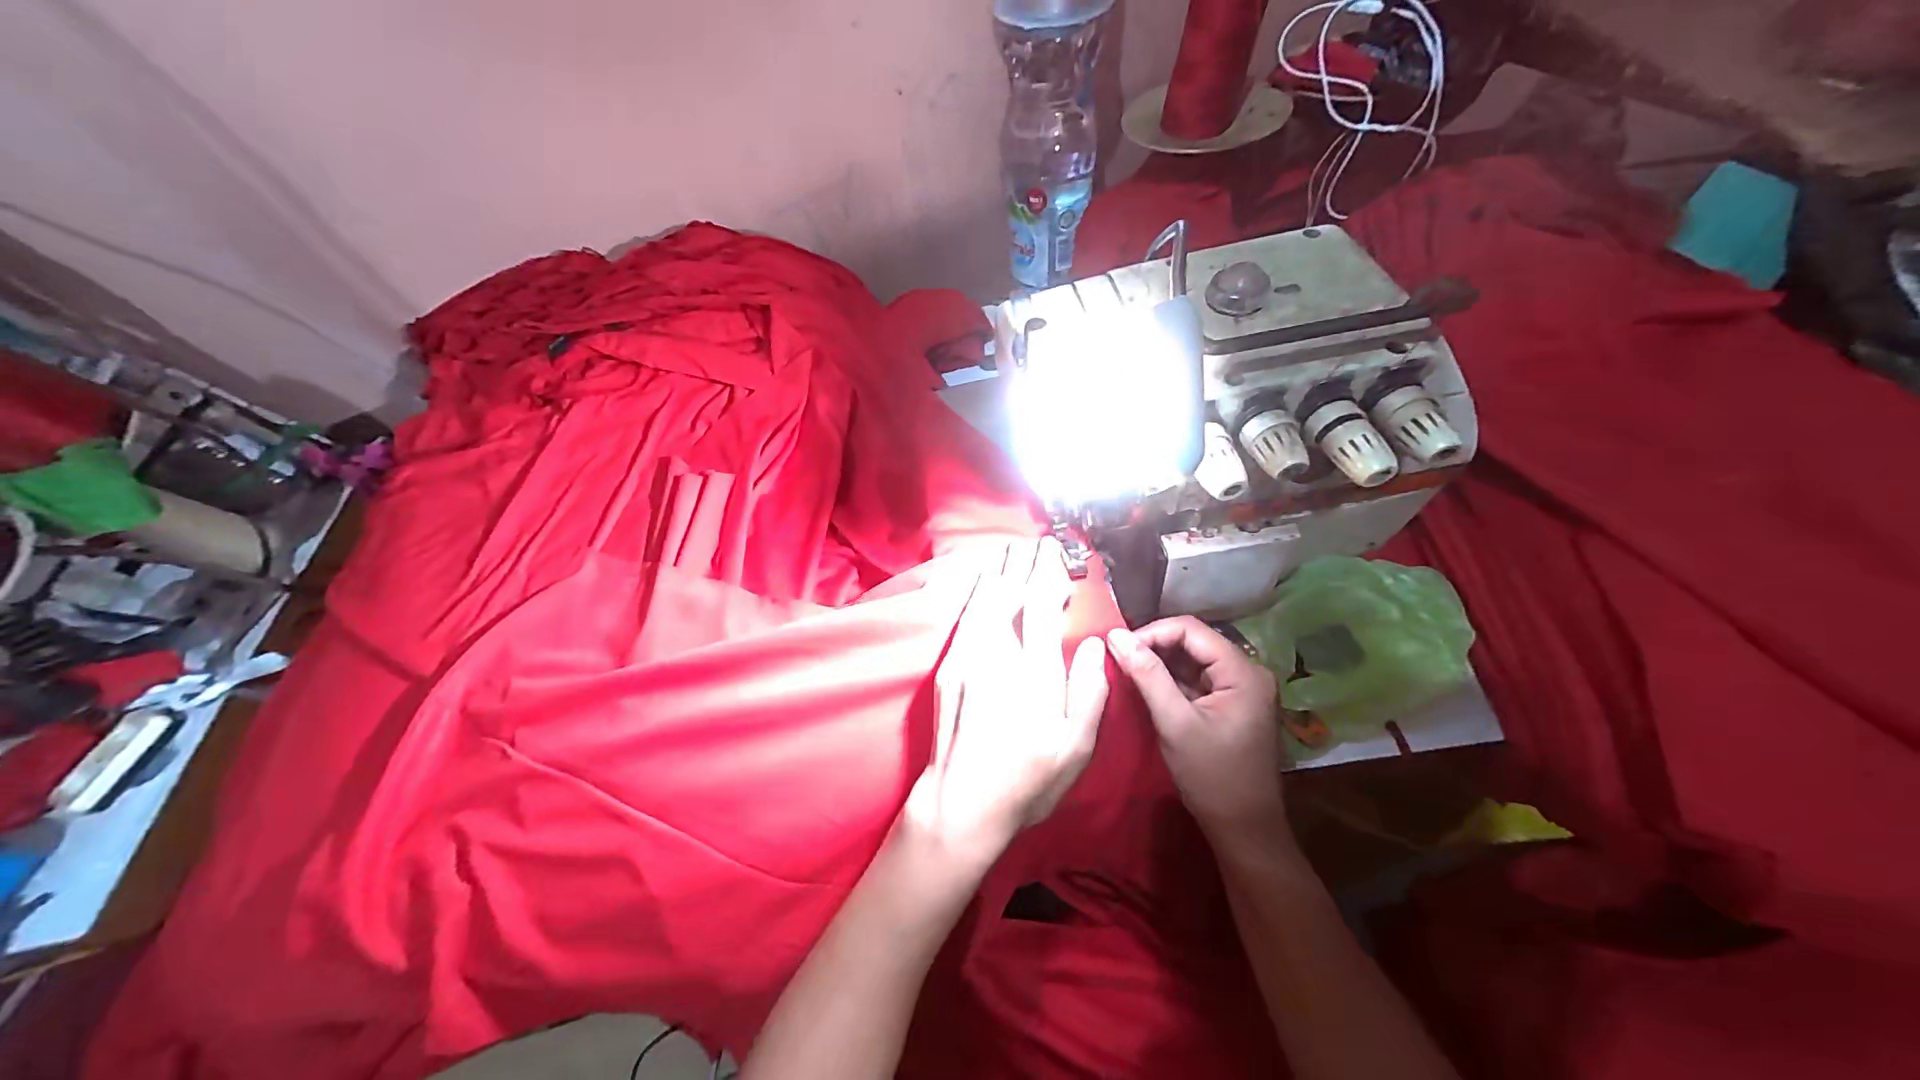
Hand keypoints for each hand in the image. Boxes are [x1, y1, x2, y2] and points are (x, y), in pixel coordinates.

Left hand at [902, 539, 1109, 867]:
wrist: (960, 803)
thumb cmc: (1027, 782)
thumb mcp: (1075, 749)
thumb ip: (1088, 692)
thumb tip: (1093, 645)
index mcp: (1035, 674)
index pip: (1040, 607)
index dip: (1048, 575)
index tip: (1056, 555)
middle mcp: (998, 658)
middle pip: (1009, 595)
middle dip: (1023, 564)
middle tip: (1034, 542)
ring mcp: (968, 661)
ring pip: (983, 602)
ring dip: (998, 572)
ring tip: (1008, 551)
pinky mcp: (949, 670)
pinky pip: (963, 618)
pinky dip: (974, 594)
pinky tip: (980, 584)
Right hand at [1106, 617, 1285, 836]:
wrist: (1244, 828)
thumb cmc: (1212, 777)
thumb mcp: (1175, 723)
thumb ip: (1147, 675)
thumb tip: (1116, 635)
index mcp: (1243, 672)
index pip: (1191, 630)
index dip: (1152, 633)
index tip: (1119, 649)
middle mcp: (1248, 672)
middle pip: (1194, 641)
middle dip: (1154, 646)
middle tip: (1120, 661)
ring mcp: (1242, 689)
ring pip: (1194, 659)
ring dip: (1161, 663)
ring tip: (1128, 672)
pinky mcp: (1233, 704)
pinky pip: (1199, 679)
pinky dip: (1173, 680)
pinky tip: (1148, 688)